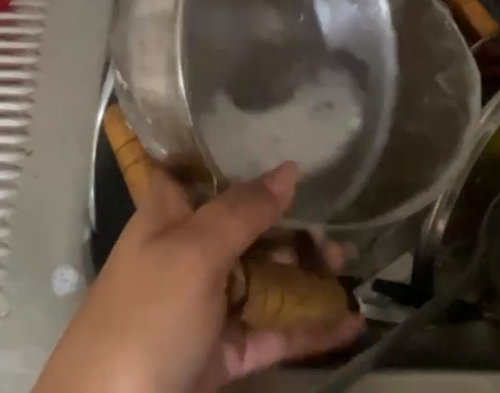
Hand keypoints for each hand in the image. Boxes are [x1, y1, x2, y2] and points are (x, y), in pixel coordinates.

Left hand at [35, 162, 363, 392]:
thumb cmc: (147, 314)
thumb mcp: (192, 252)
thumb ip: (242, 211)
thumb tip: (289, 169)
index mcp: (168, 218)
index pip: (197, 173)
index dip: (231, 158)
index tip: (275, 143)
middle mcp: (188, 255)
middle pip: (244, 230)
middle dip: (289, 227)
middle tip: (338, 228)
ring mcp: (206, 308)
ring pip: (262, 281)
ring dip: (305, 276)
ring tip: (352, 270)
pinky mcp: (223, 355)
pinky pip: (272, 333)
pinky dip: (309, 328)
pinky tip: (349, 322)